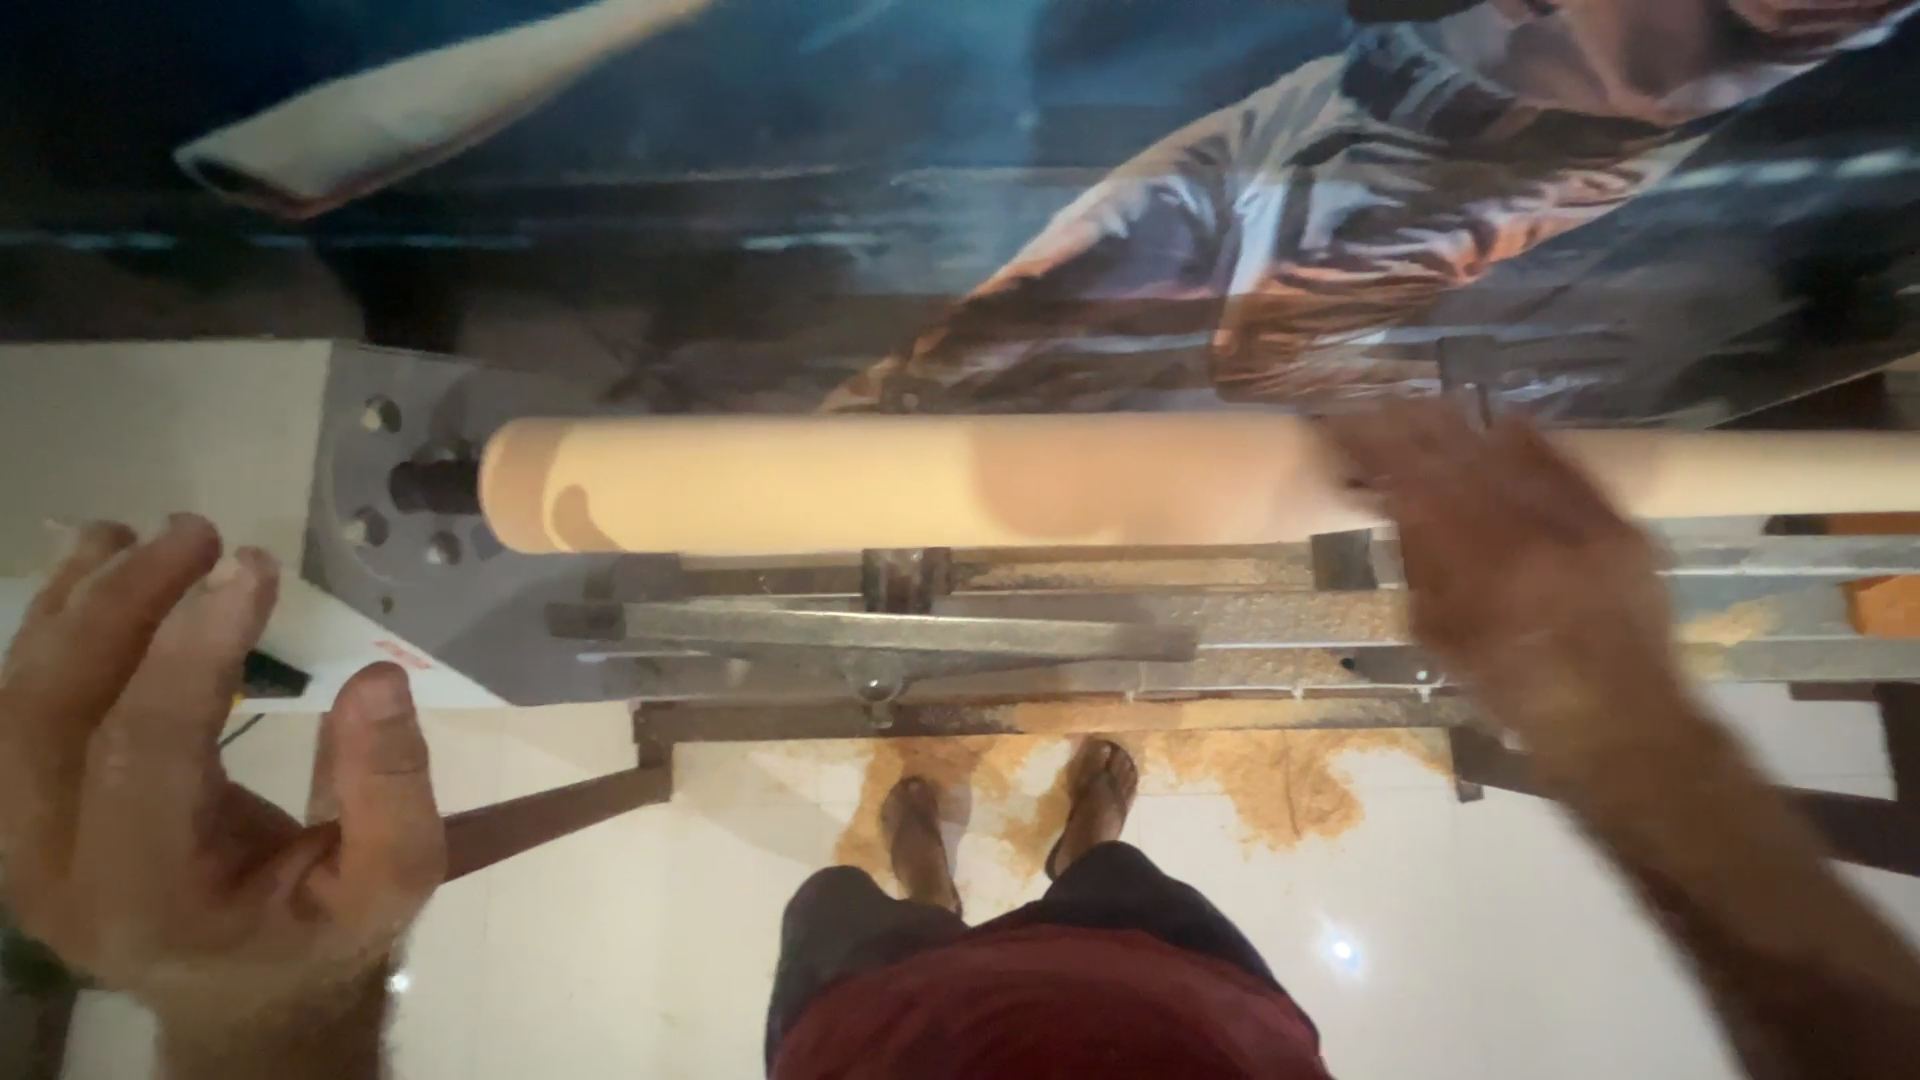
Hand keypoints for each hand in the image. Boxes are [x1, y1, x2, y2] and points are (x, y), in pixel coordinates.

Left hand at [0, 516, 442, 1043]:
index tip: (252, 567)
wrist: (253, 992)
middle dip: (121, 609)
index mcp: (149, 892)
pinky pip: (20, 717)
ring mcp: (22, 844)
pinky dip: (56, 639)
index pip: (146, 749)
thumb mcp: (400, 872)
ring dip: (72, 611)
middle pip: (49, 717)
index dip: (193, 651)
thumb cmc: (334, 930)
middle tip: (195, 532)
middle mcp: (51, 868)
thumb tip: (381, 675)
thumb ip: (391, 784)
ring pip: (12, 709)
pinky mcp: (31, 818)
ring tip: (130, 534)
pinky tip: (97, 584)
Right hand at [1322, 402, 1683, 749]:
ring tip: (1424, 404)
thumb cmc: (1508, 688)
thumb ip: (1420, 564)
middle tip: (1378, 406)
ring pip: (1511, 460)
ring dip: (1463, 429)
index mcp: (1476, 569)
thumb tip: (1398, 508)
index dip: (1376, 451)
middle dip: (1412, 430)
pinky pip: (1570, 472)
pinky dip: (1533, 444)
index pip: (1413, 487)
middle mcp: (1531, 537)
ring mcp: (1584, 528)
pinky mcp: (1622, 529)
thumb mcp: (1437, 634)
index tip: (1344, 427)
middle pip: (1459, 463)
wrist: (1620, 721)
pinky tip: (1502, 421)